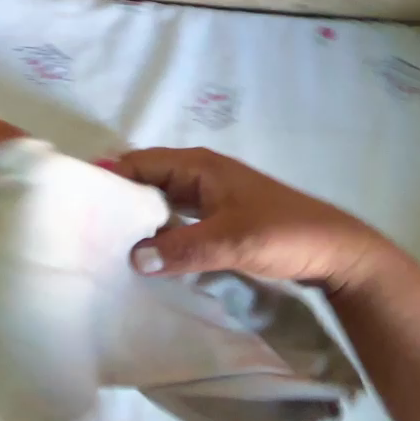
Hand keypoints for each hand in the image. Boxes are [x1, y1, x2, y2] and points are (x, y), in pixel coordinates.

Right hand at [108, 147, 398, 295]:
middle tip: (88, 224)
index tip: (81, 199)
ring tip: (108, 239)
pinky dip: (158, 227)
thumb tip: (133, 257)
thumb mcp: (230, 242)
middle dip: (119, 198)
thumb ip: (181, 248)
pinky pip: (176, 215)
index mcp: (197, 165)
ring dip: (139, 216)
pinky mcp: (217, 216)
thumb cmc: (283, 233)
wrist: (338, 251)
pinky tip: (147, 250)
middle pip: (146, 179)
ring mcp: (208, 194)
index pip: (140, 163)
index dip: (110, 177)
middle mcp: (198, 173)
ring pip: (161, 198)